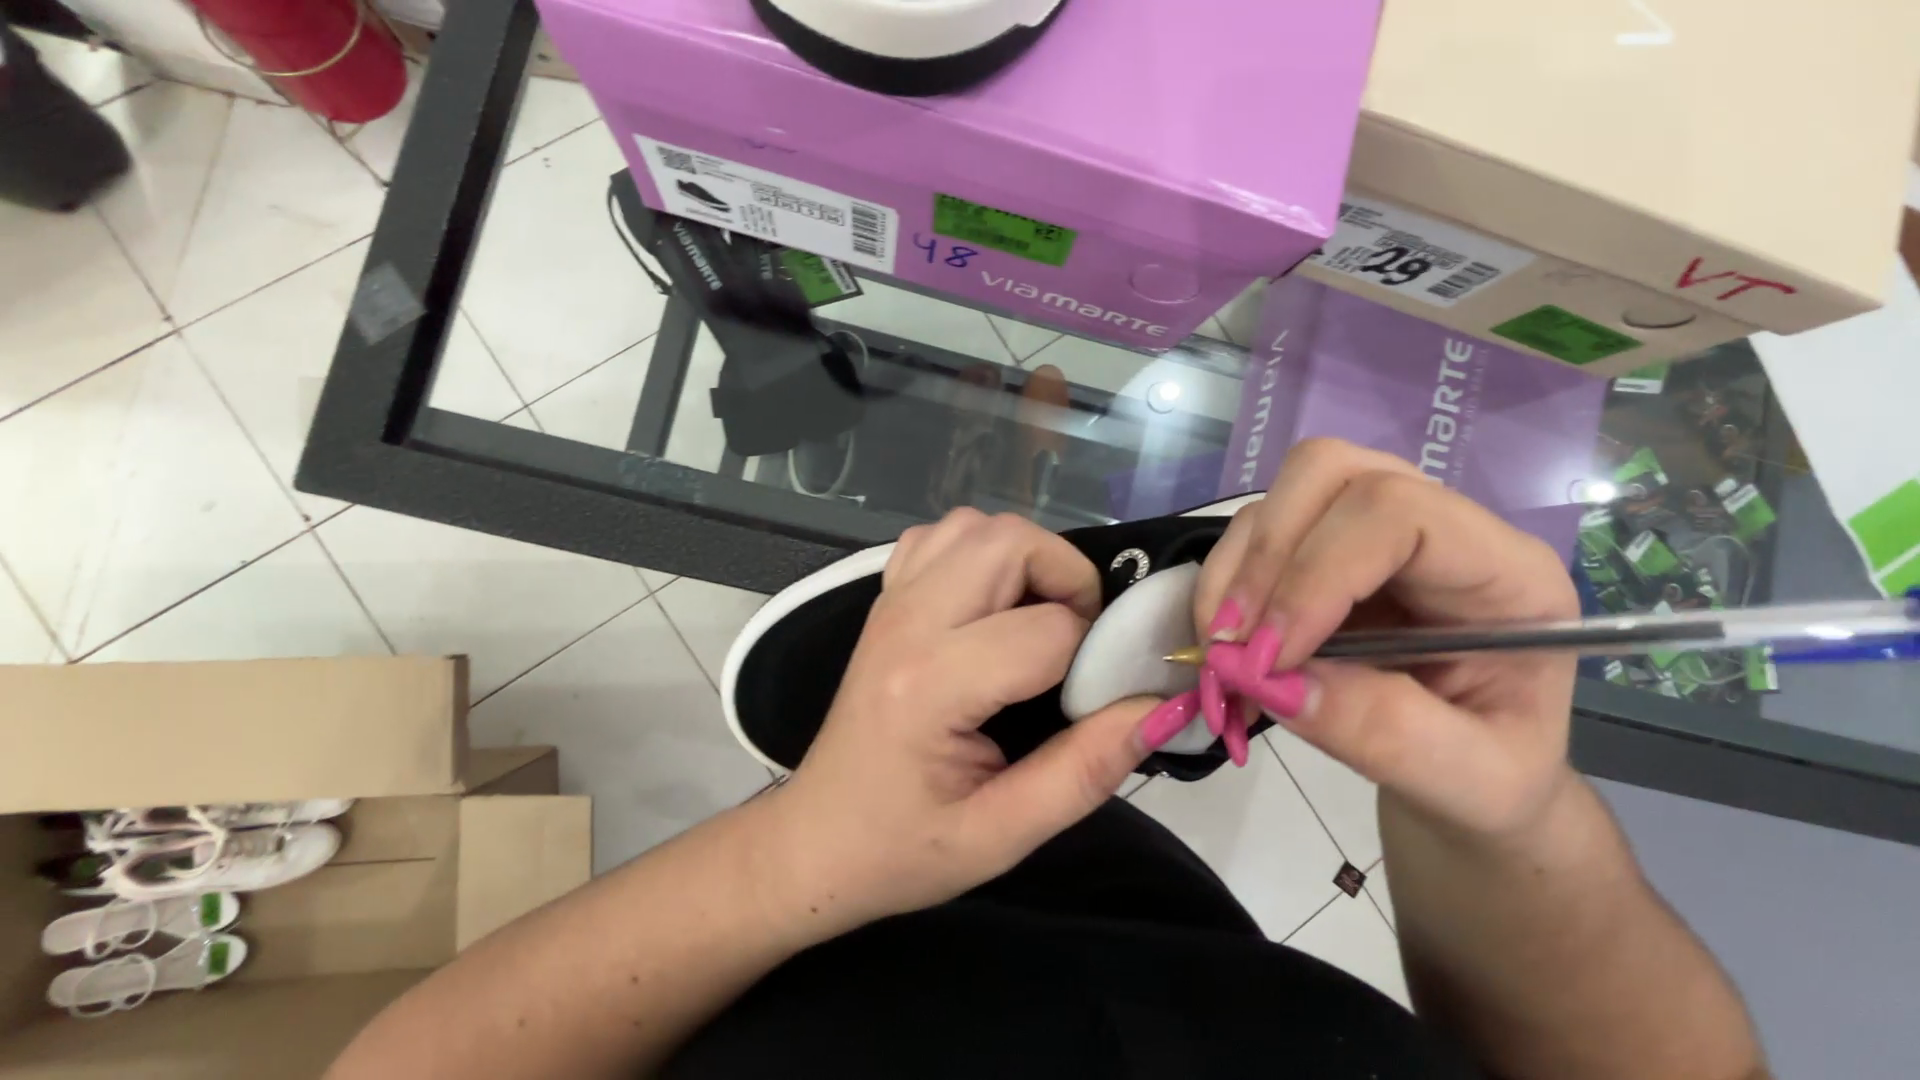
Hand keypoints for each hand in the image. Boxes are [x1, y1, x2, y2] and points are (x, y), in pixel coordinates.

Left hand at [756, 509, 1190, 934]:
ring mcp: (890, 603)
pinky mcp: (884, 601)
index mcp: (931, 685)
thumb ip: (1085, 771)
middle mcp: (907, 624)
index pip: (1047, 630)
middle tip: (1079, 641)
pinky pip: (938, 539)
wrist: (815, 841)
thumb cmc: (902, 850)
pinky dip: (979, 554)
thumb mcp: (1002, 835)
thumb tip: (1159, 709)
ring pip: (975, 526)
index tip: (1100, 697)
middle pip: (1008, 542)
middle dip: (1067, 578)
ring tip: (1038, 621)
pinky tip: (990, 606)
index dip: (1096, 657)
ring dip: (1025, 559)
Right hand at [1192, 438, 1580, 838]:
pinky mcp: (1323, 553)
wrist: (1471, 776)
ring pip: (1282, 496)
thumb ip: (1381, 732)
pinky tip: (1229, 646)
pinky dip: (1223, 587)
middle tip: (1233, 646)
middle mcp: (1437, 528)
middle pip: (1330, 472)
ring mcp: (1371, 534)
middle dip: (1266, 558)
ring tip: (1226, 656)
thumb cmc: (1491, 777)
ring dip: (1234, 574)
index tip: (1268, 660)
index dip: (1316, 575)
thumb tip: (1266, 678)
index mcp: (1503, 572)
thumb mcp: (1465, 779)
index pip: (1397, 513)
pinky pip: (1254, 536)